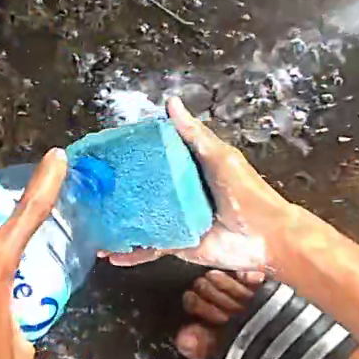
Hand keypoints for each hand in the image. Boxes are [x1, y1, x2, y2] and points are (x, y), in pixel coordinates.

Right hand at [103, 96, 304, 272]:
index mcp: (189, 169)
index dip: (134, 156)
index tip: (109, 154)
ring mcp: (176, 220)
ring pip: (140, 220)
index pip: (155, 159)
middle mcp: (179, 194)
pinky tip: (111, 254)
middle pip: (143, 191)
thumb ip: (194, 134)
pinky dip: (131, 253)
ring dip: (119, 224)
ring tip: (93, 224)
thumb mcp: (220, 157)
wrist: (266, 237)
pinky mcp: (177, 245)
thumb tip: (172, 104)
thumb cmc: (248, 194)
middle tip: (92, 189)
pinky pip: (150, 248)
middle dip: (119, 192)